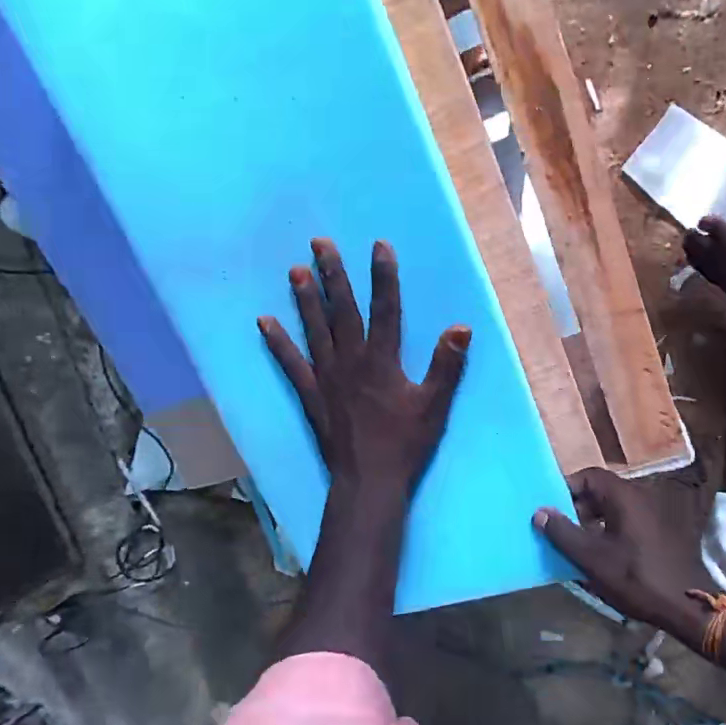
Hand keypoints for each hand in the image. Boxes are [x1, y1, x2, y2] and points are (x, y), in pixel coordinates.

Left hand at [259, 238, 469, 495]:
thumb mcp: (435, 405)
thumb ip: (446, 365)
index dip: (383, 276)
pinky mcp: (311, 395)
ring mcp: (326, 377)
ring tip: (295, 270)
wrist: (368, 481)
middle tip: (320, 243)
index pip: (385, 308)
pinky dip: (277, 342)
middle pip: (342, 310)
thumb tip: (461, 327)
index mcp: (383, 360)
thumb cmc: (405, 443)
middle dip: (334, 274)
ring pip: (314, 329)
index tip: (378, 246)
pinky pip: (290, 363)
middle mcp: (351, 360)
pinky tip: (264, 322)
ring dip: (305, 299)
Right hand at [532, 468, 717, 634]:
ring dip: (590, 522)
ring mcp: (650, 514)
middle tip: (557, 530)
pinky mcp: (656, 532)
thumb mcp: (592, 558)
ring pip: (611, 508)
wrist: (684, 604)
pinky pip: (624, 521)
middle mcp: (639, 496)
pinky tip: (598, 557)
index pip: (589, 476)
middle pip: (600, 491)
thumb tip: (540, 511)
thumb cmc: (635, 577)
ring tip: (574, 546)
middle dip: (576, 507)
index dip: (566, 488)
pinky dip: (606, 531)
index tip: (549, 509)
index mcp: (623, 496)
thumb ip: (563, 532)